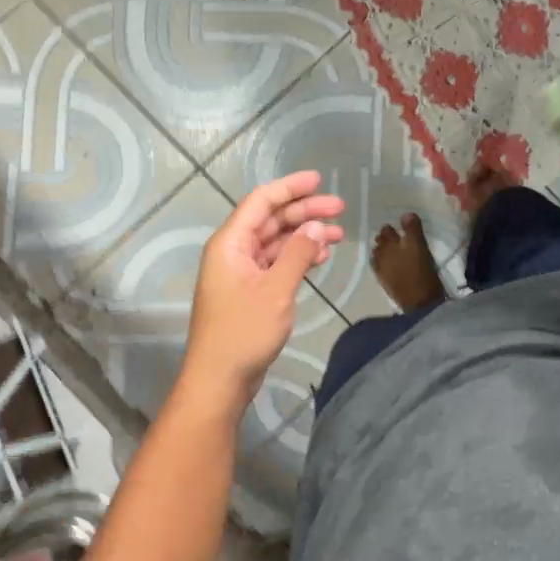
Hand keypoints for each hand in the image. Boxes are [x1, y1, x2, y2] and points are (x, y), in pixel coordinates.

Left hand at [180, 171, 345, 405]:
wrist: (219, 381)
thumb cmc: (243, 332)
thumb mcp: (276, 290)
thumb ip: (298, 253)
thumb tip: (317, 225)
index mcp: (230, 243)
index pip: (261, 201)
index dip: (290, 187)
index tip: (319, 180)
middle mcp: (233, 252)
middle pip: (272, 220)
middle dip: (305, 211)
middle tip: (340, 208)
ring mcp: (242, 272)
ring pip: (277, 241)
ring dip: (306, 235)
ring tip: (339, 233)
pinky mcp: (251, 291)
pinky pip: (277, 262)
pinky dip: (299, 256)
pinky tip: (322, 256)